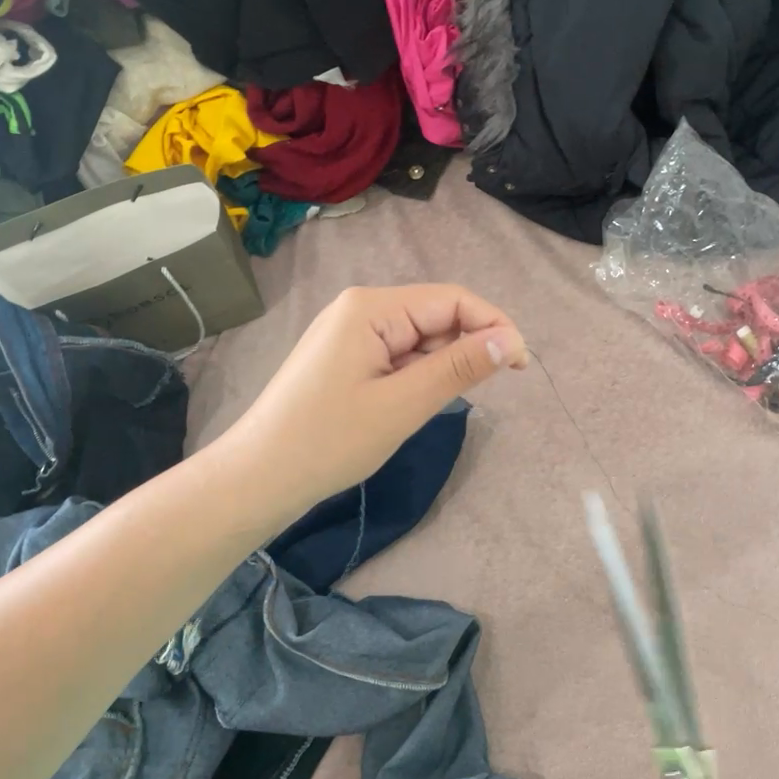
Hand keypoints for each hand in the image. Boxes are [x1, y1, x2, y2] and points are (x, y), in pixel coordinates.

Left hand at [212, 285, 527, 506]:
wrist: (257, 479)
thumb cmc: (329, 441)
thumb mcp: (402, 405)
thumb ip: (458, 367)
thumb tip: (510, 340)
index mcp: (371, 307)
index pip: (452, 299)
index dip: (493, 325)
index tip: (521, 366)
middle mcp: (360, 308)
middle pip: (435, 314)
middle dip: (468, 344)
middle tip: (490, 389)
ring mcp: (349, 332)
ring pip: (418, 336)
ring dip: (442, 362)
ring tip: (440, 402)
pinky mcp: (344, 356)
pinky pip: (397, 353)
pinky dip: (417, 373)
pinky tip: (415, 401)